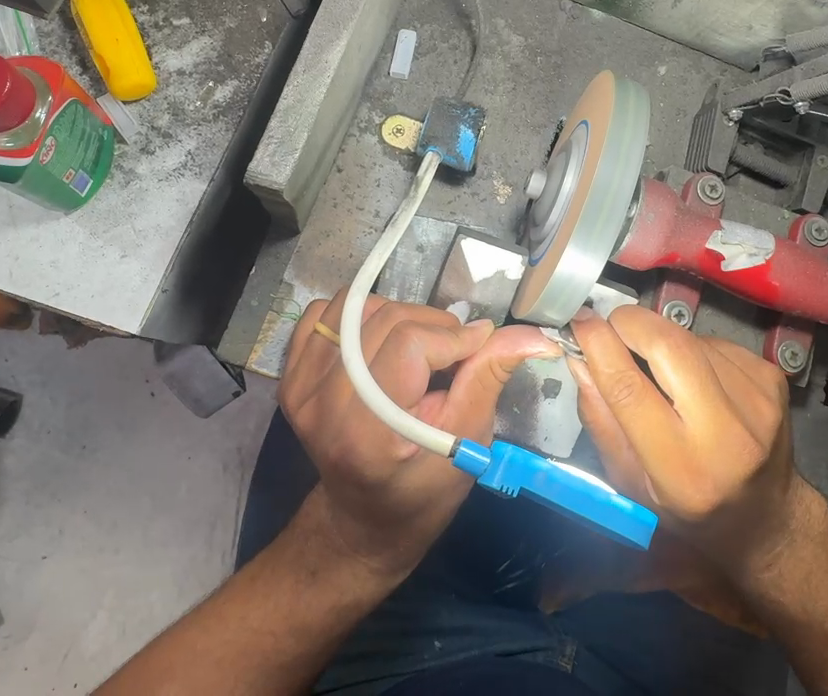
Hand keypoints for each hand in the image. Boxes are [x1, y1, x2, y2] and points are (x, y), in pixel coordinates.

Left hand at [279, 294, 557, 578]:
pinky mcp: (291, 376)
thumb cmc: (425, 488)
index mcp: (367, 431)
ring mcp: (300, 388)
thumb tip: (536, 335)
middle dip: (433, 325)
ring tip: (420, 349)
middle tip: (455, 352)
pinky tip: (380, 344)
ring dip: (400, 317)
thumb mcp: (469, 439)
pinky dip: (358, 317)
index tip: (481, 346)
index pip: (409, 343)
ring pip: (358, 308)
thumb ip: (491, 376)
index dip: (454, 336)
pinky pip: (323, 315)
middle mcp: (323, 404)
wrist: (364, 519)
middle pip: (386, 319)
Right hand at [570, 305, 808, 578]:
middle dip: (631, 323)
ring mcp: (757, 400)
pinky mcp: (773, 377)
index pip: (630, 389)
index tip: (579, 322)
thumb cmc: (686, 508)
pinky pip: (715, 343)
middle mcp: (726, 433)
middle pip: (669, 346)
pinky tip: (694, 377)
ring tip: (659, 366)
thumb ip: (599, 419)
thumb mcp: (628, 481)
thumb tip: (578, 356)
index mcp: (681, 469)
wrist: (768, 519)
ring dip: (663, 339)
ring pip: (691, 338)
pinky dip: (693, 349)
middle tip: (612, 326)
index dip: (599, 347)